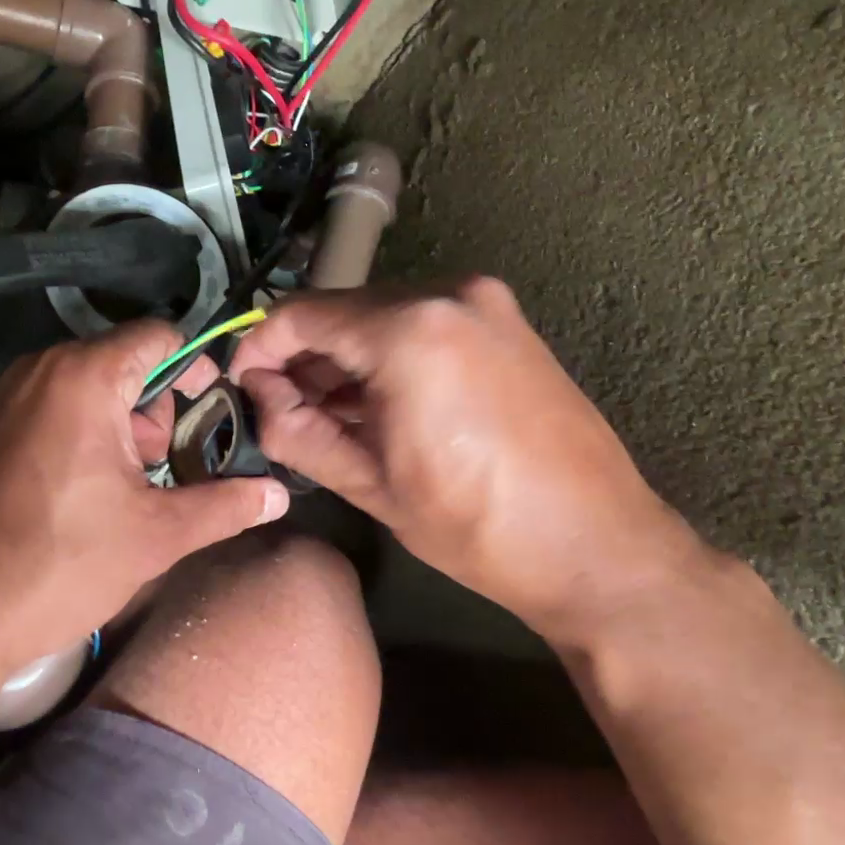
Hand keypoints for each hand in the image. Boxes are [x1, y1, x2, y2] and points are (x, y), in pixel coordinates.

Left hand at [0, 320, 289, 676]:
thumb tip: (278, 494)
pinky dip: (82, 428)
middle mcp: (40, 369)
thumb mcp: (156, 535)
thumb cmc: (62, 565)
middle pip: (122, 361)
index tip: (213, 411)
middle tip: (166, 466)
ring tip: (129, 486)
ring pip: (87, 384)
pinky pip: (52, 403)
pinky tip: (86, 487)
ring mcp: (7, 395)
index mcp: (83, 376)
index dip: (196, 367)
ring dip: (121, 422)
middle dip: (157, 407)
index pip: (158, 337)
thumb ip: (225, 505)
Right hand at [229, 280, 704, 636]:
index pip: (300, 315)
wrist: (601, 549)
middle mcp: (446, 296)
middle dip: (301, 357)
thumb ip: (296, 429)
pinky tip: (376, 404)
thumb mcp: (369, 484)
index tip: (243, 386)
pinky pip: (419, 324)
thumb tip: (259, 395)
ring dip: (342, 359)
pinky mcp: (503, 322)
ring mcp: (483, 304)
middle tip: (282, 410)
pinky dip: (385, 356)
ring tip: (328, 416)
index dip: (258, 348)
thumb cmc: (478, 527)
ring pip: (377, 316)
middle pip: (339, 311)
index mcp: (409, 330)